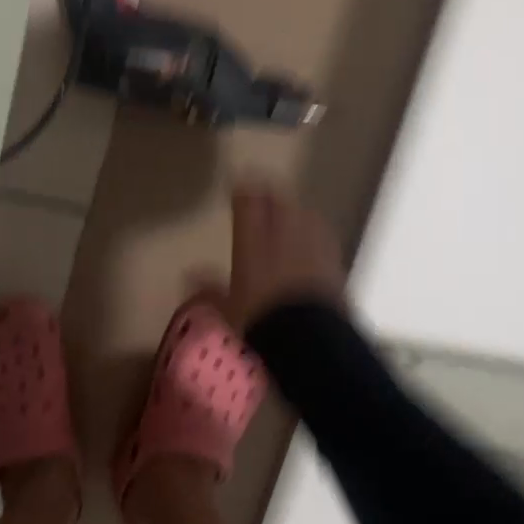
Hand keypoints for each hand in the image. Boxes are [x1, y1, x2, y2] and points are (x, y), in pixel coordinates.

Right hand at [222, 180, 345, 331]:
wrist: (309, 336)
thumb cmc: (260, 318)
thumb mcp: (228, 307)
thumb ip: (210, 287)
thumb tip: (189, 274)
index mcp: (251, 240)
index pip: (247, 201)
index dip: (243, 190)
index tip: (238, 187)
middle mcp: (282, 233)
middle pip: (278, 200)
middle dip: (270, 195)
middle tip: (263, 197)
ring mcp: (311, 243)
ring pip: (303, 213)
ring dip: (295, 210)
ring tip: (289, 215)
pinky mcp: (334, 258)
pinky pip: (323, 234)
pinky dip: (315, 231)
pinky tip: (312, 240)